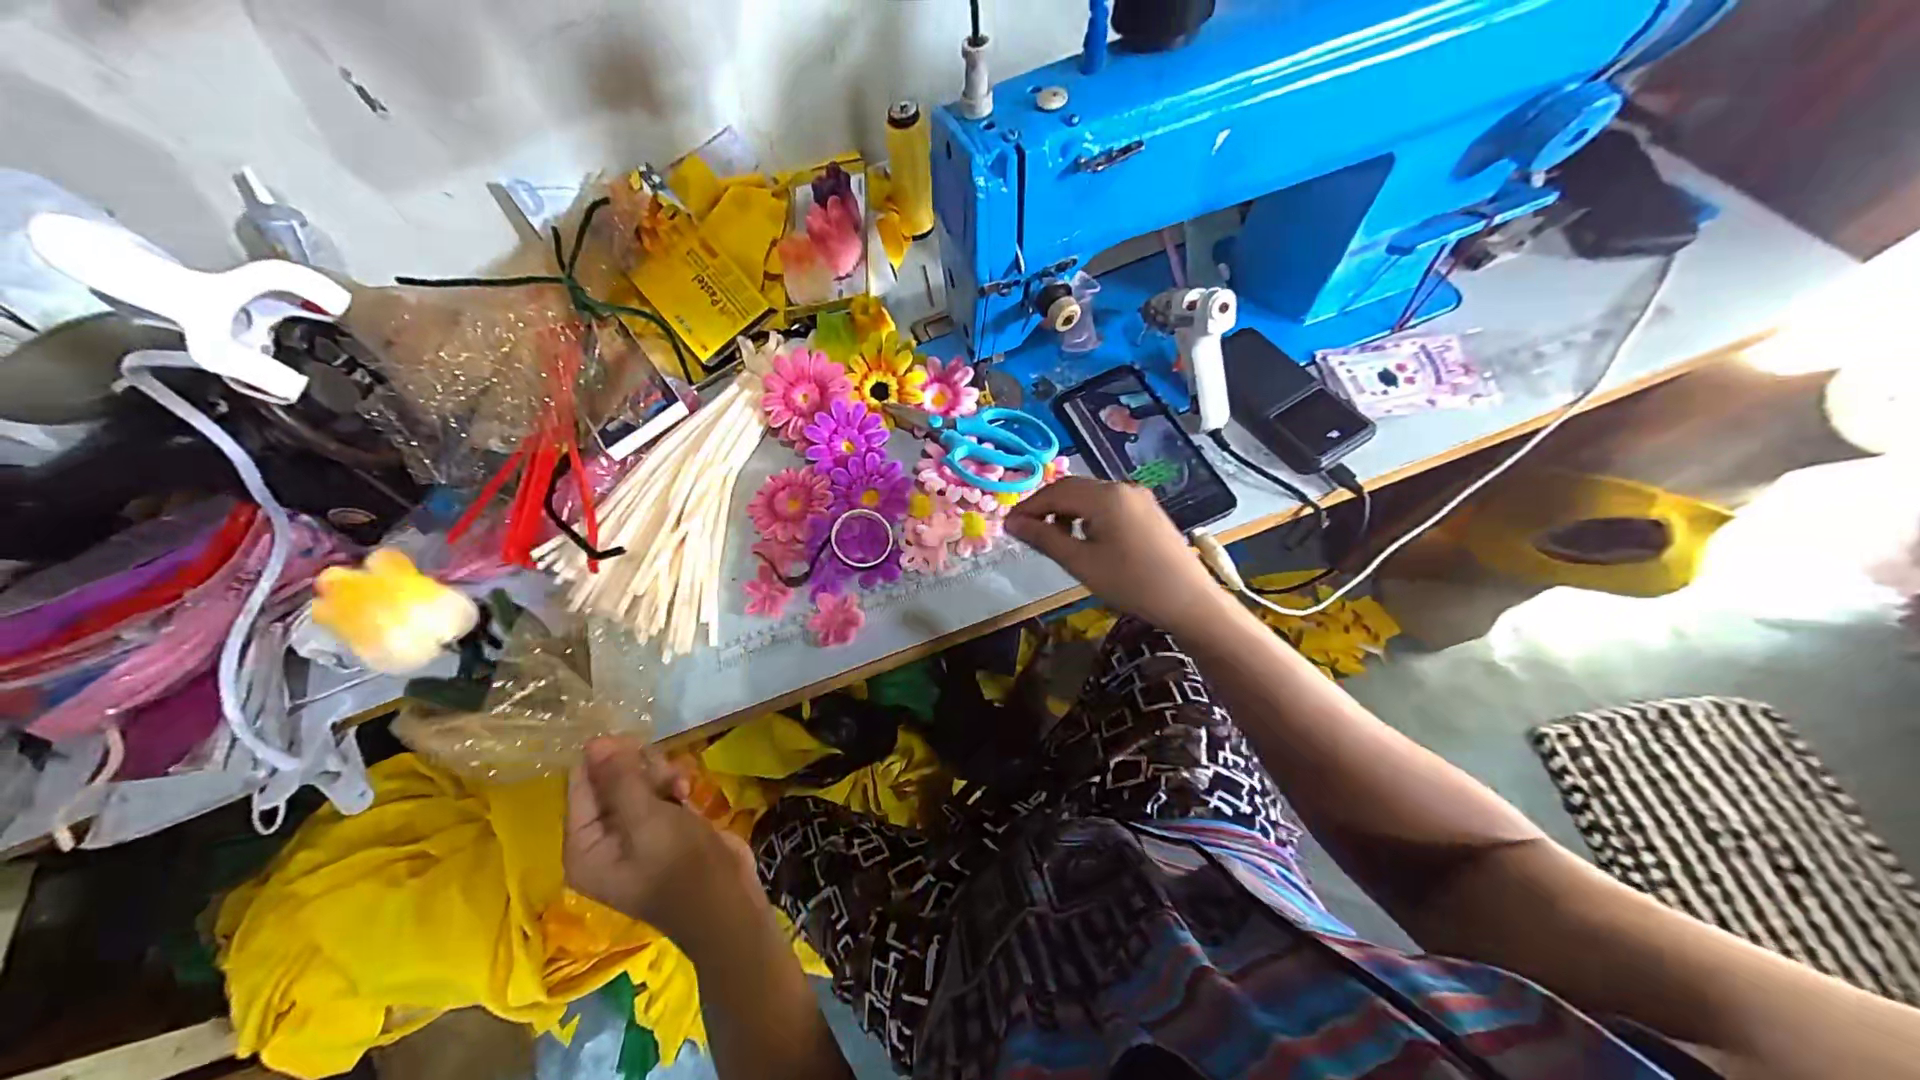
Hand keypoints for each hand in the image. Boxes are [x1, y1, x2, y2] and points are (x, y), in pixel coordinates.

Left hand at [565, 736, 760, 953]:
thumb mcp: (647, 819)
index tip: (632, 737)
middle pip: (611, 783)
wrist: (727, 902)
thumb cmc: (680, 865)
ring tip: (682, 785)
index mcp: (584, 846)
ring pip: (639, 785)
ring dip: (661, 777)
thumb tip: (594, 741)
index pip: (580, 787)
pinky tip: (689, 792)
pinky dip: (673, 789)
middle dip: (639, 770)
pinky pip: (659, 796)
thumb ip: (620, 780)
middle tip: (663, 769)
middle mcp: (603, 841)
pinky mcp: (664, 832)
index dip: (603, 759)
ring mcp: (635, 836)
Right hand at [1006, 476, 1227, 632]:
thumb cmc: (1131, 583)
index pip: (1055, 492)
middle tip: (1025, 531)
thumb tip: (1013, 523)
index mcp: (1105, 496)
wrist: (1189, 601)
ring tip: (1052, 537)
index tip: (1008, 527)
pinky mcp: (1148, 511)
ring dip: (1066, 510)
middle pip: (1073, 489)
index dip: (1028, 507)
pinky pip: (1109, 504)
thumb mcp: (1081, 563)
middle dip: (1046, 507)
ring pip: (1091, 496)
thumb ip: (1045, 538)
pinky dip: (1087, 515)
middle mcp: (1122, 488)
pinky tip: (1084, 538)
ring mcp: (1139, 498)